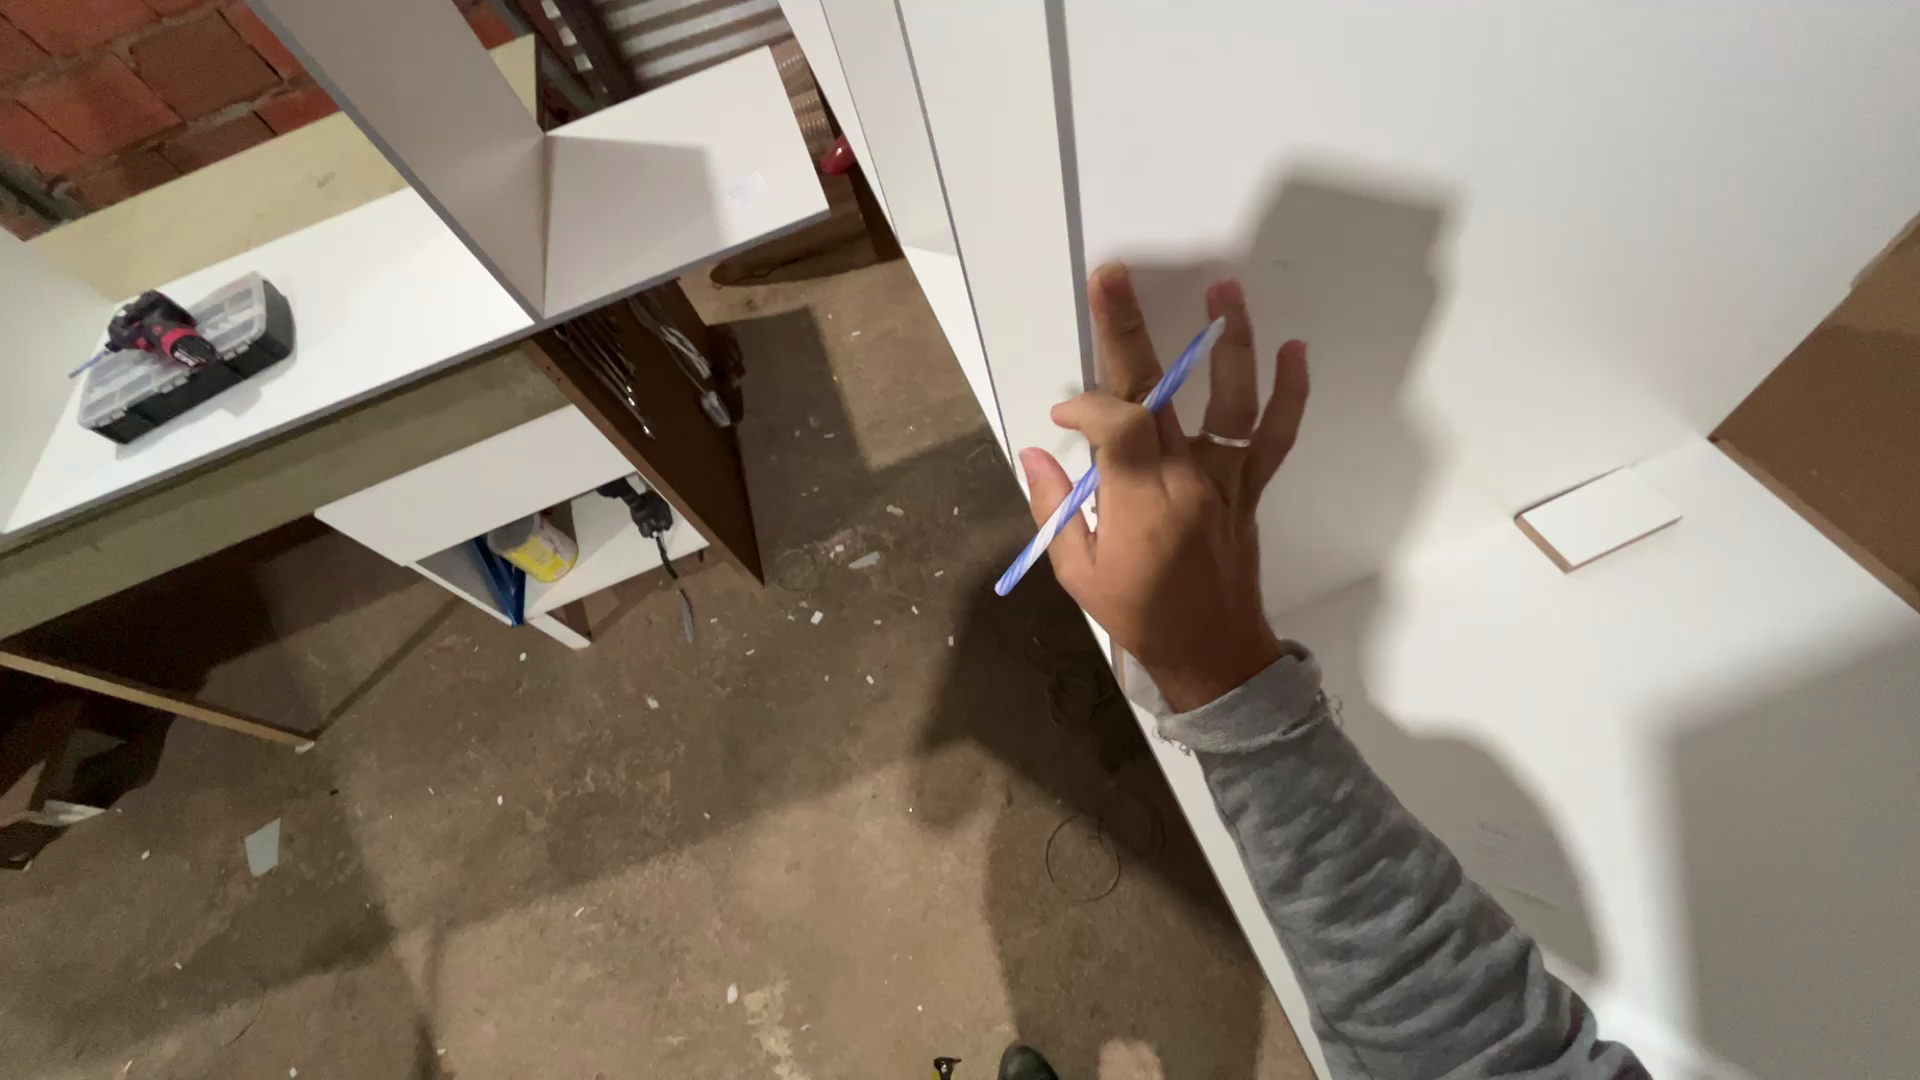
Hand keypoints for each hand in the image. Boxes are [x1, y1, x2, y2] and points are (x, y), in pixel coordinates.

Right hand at [1019, 263, 1309, 711]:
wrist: (1213, 652)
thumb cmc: (1139, 616)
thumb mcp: (1078, 575)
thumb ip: (1054, 510)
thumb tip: (1034, 453)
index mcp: (1139, 504)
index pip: (1116, 426)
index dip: (1085, 407)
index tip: (1062, 415)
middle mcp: (1187, 480)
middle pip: (1160, 393)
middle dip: (1128, 332)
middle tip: (1113, 276)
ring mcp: (1226, 481)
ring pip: (1231, 403)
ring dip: (1227, 343)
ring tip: (1224, 291)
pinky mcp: (1250, 488)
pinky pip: (1276, 438)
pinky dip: (1290, 395)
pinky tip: (1295, 351)